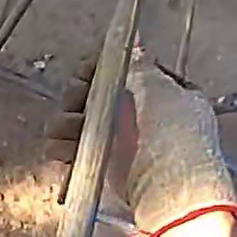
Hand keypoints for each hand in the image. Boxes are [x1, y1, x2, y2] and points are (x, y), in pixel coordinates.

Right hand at [44, 47, 235, 236]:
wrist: (169, 193)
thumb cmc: (174, 140)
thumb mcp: (163, 94)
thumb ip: (141, 68)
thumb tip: (134, 44)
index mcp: (159, 92)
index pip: (121, 71)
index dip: (99, 70)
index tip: (85, 73)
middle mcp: (136, 114)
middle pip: (93, 96)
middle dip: (79, 97)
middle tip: (75, 103)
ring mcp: (117, 141)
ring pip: (77, 123)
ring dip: (66, 124)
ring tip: (65, 132)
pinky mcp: (100, 165)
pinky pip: (72, 150)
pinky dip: (62, 149)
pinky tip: (61, 150)